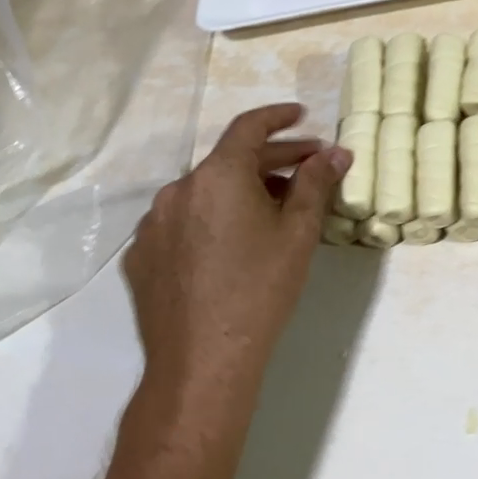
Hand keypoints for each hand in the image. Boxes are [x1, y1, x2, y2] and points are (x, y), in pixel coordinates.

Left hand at [122, 104, 351, 382]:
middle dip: (271, 159)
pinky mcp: (141, 257)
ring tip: (275, 210)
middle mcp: (178, 190)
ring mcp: (153, 225)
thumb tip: (335, 152)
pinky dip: (212, 219)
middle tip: (308, 168)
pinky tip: (234, 244)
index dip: (278, 117)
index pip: (248, 127)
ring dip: (241, 190)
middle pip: (229, 160)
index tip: (302, 116)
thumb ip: (316, 183)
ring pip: (205, 192)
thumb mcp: (299, 232)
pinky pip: (183, 222)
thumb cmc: (260, 289)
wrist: (202, 363)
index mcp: (217, 176)